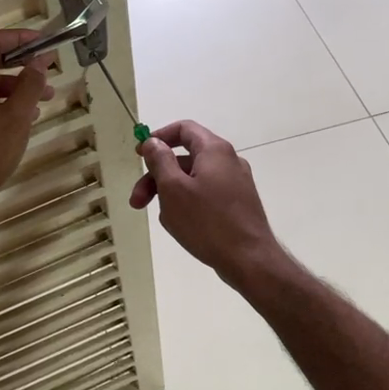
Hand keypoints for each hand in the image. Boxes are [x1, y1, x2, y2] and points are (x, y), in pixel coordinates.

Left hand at [0, 31, 55, 220]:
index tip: (45, 43)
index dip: (19, 38)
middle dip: (20, 63)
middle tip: (48, 69)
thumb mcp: (15, 118)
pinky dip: (0, 102)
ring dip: (14, 87)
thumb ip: (30, 85)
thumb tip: (40, 62)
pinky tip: (23, 117)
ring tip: (45, 99)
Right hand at [129, 121, 283, 283]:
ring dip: (170, 193)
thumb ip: (160, 160)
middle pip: (184, 158)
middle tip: (138, 201)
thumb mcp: (173, 188)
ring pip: (193, 179)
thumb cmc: (207, 222)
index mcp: (214, 150)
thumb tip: (153, 142)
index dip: (158, 137)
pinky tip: (182, 226)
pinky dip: (188, 203)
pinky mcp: (238, 204)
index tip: (139, 154)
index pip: (183, 129)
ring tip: (164, 219)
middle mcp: (228, 161)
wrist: (250, 260)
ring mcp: (236, 184)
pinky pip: (206, 195)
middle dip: (156, 176)